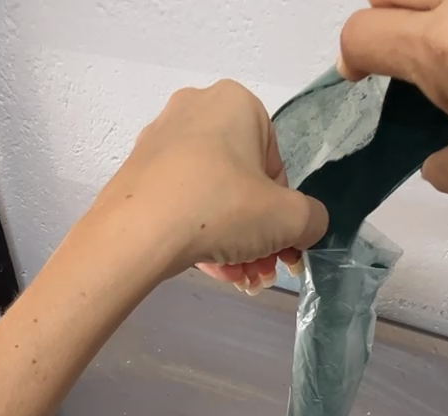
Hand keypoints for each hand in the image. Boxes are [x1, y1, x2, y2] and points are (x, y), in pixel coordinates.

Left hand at [85, 81, 327, 289]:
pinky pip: (180, 207)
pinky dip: (198, 237)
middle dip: (256, 236)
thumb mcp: (287, 219)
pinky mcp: (136, 178)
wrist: (136, 233)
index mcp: (236, 103)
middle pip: (240, 186)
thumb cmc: (220, 209)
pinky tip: (210, 270)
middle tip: (261, 273)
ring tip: (239, 280)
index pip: (274, 166)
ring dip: (231, 244)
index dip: (282, 214)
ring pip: (210, 201)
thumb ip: (311, 221)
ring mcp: (159, 145)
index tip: (280, 249)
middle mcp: (195, 111)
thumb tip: (308, 228)